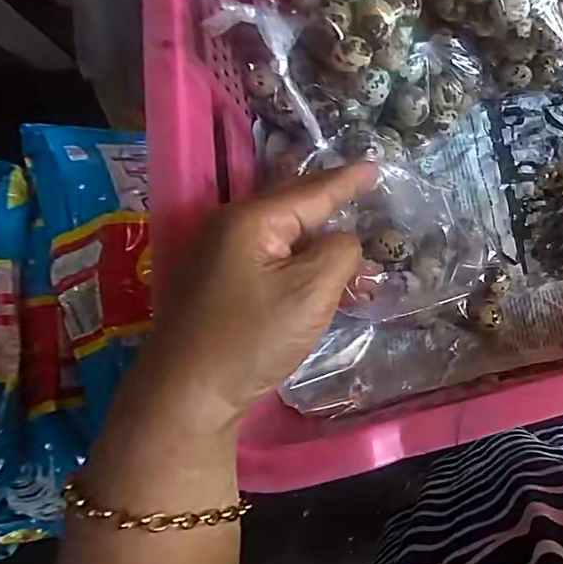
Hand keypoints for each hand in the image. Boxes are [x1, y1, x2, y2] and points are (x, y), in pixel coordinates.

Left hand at [115, 163, 378, 428]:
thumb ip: (340, 253)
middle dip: (334, 209)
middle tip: (367, 198)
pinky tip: (322, 284)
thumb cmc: (251, 338)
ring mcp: (220, 257)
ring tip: (356, 262)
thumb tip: (344, 241)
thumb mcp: (311, 291)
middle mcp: (230, 228)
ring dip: (322, 249)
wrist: (187, 396)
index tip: (375, 167)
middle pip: (295, 209)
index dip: (348, 181)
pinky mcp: (220, 285)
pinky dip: (302, 268)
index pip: (312, 191)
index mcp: (251, 220)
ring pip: (285, 240)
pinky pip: (272, 262)